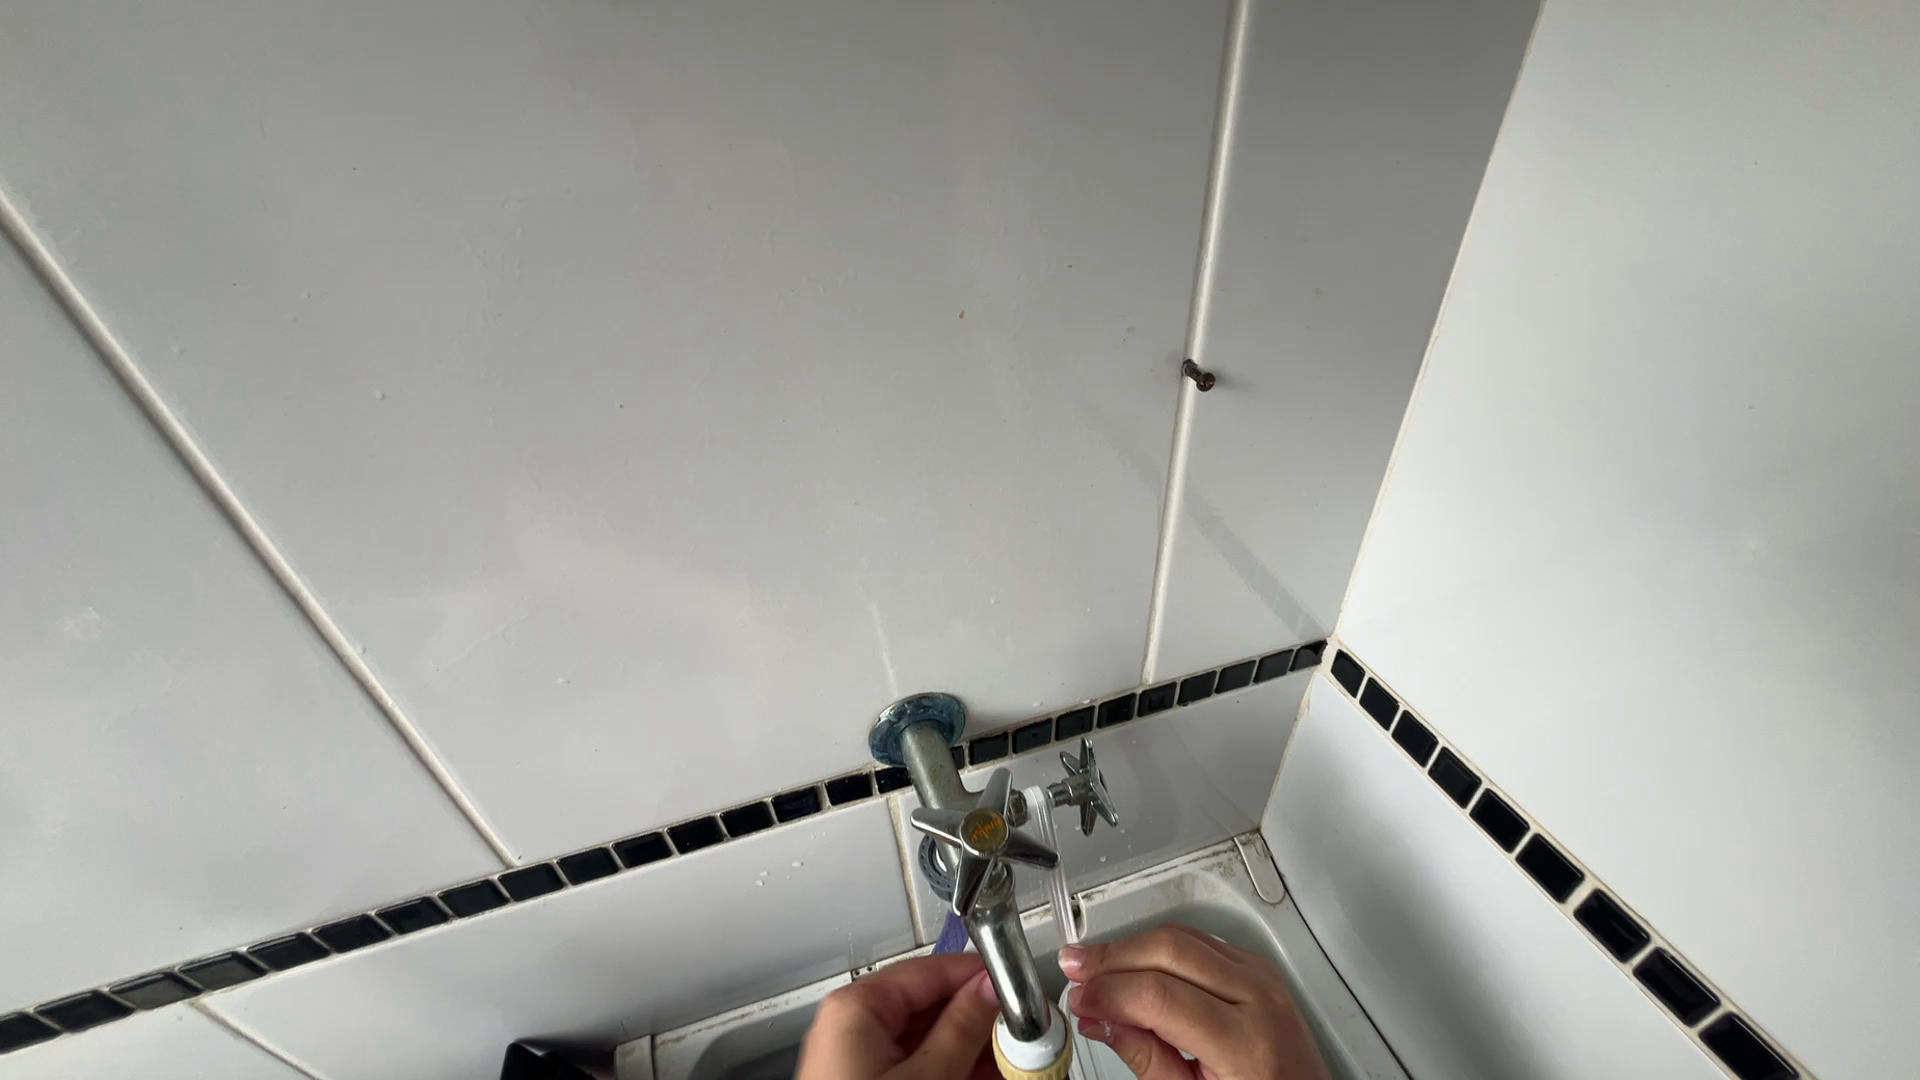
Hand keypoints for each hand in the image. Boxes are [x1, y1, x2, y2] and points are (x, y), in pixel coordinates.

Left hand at [796, 953, 1002, 1079]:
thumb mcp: (928, 1078)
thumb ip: (963, 1028)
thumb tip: (987, 991)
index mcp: (857, 1008)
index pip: (930, 970)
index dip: (976, 978)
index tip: (1014, 987)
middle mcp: (853, 1029)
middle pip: (930, 1006)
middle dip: (979, 1022)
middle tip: (1021, 1034)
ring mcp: (860, 1063)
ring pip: (928, 1041)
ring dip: (972, 1052)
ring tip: (1013, 1064)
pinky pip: (918, 1070)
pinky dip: (952, 1074)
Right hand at [1060, 925, 1330, 1079]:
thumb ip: (1146, 1057)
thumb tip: (1098, 1017)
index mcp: (1248, 1045)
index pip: (1160, 995)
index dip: (1109, 991)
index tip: (1079, 999)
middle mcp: (1259, 998)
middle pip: (1168, 950)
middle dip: (1112, 956)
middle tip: (1074, 968)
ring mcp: (1261, 974)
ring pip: (1178, 935)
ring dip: (1129, 946)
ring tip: (1093, 964)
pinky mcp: (1254, 964)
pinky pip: (1196, 939)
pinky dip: (1156, 945)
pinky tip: (1131, 960)